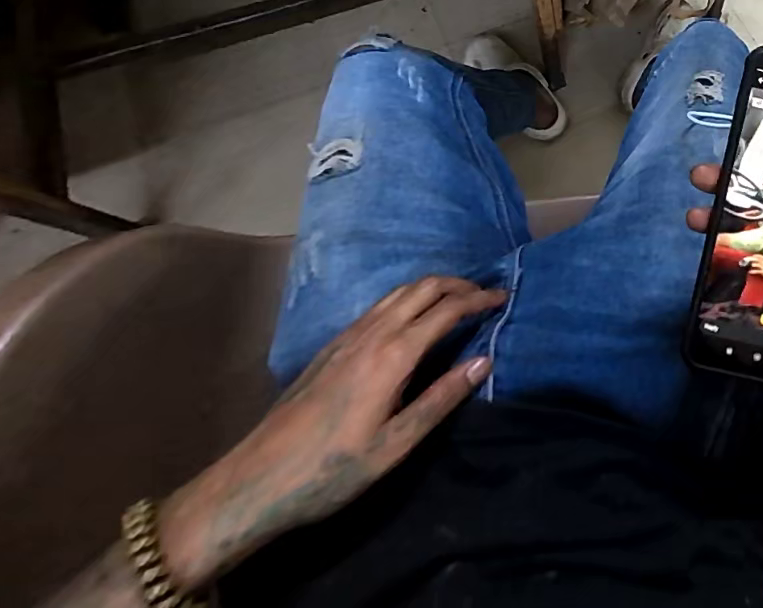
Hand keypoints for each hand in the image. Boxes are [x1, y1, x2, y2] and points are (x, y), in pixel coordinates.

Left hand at [159, 277, 506, 588]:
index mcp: (394, 354)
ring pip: (401, 290)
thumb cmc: (333, 468)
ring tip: (458, 299)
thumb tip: (483, 360)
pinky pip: (382, 303)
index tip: (504, 297)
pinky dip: (410, 296)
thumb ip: (442, 399)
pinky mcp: (335, 342)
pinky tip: (414, 317)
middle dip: (460, 284)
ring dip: (435, 286)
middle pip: (424, 287)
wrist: (258, 478)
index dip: (479, 299)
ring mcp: (350, 333)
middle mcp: (374, 331)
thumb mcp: (396, 444)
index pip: (447, 309)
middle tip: (485, 295)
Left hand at [741, 254, 762, 279]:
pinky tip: (749, 271)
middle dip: (750, 259)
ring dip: (750, 264)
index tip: (750, 256)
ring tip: (746, 264)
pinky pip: (757, 271)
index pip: (759, 256)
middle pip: (756, 259)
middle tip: (745, 259)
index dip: (754, 256)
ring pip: (756, 265)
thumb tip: (758, 256)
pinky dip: (753, 271)